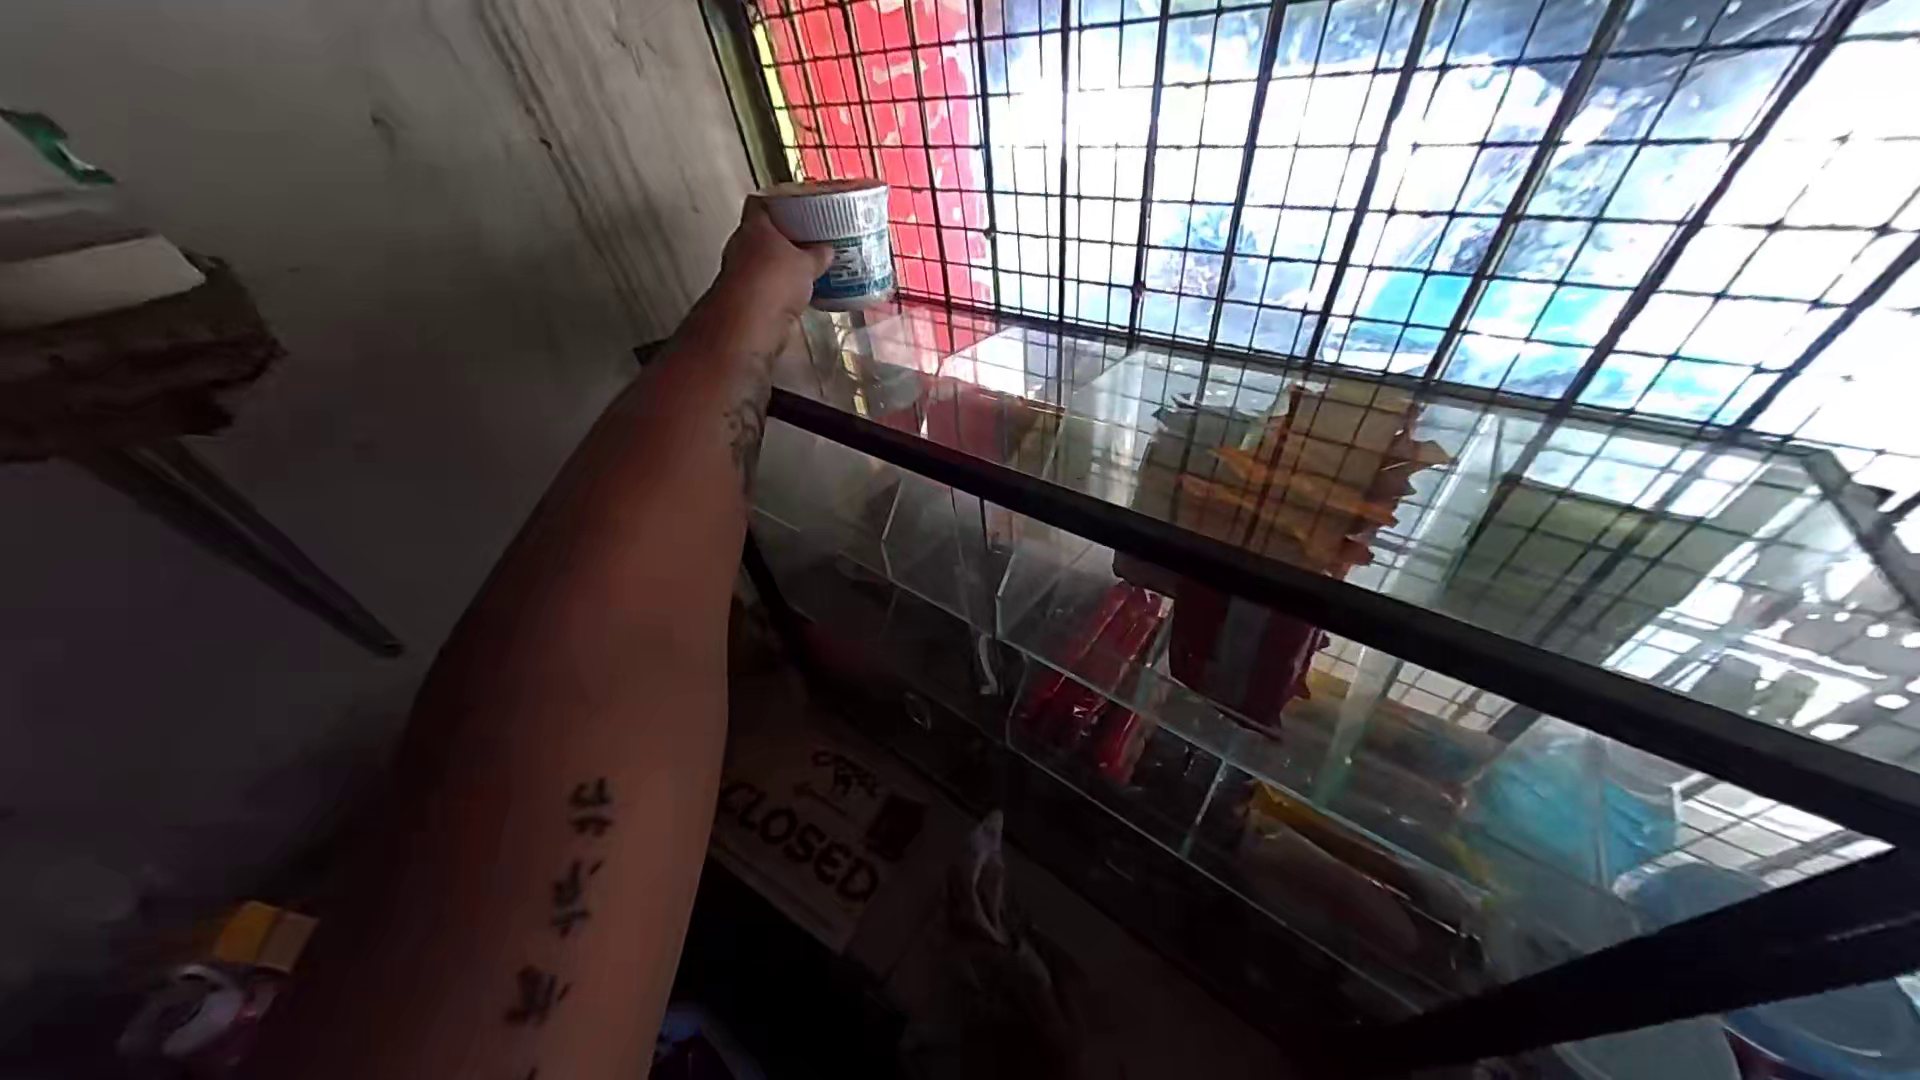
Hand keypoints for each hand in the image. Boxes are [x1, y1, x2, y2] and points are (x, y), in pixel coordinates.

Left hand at [682, 197, 832, 360]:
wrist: (753, 323)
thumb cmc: (775, 281)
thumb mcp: (807, 264)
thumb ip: (818, 255)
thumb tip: (827, 251)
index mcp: (754, 227)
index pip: (760, 204)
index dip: (777, 203)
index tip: (794, 207)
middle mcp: (742, 247)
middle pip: (763, 235)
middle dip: (784, 238)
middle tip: (808, 240)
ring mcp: (742, 274)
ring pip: (765, 263)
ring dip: (783, 266)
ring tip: (808, 268)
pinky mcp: (748, 300)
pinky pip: (769, 288)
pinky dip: (782, 290)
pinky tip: (800, 294)